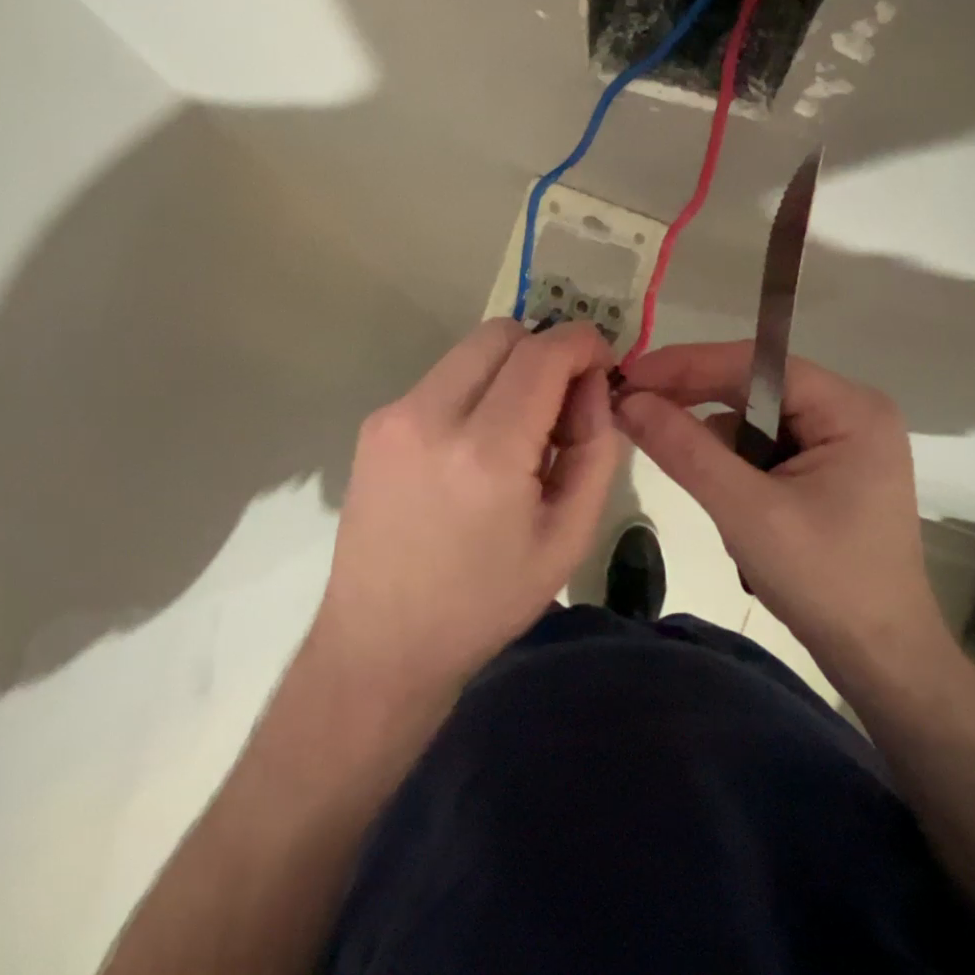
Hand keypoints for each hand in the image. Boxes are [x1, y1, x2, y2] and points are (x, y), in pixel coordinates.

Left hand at [313, 319, 622, 700]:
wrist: (382, 640)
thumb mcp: (567, 539)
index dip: (583, 344)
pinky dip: (470, 396)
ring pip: (465, 354)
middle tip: (561, 407)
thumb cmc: (484, 604)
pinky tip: (475, 454)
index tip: (602, 367)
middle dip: (542, 352)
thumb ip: (595, 451)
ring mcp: (392, 418)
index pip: (543, 353)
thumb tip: (592, 390)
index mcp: (486, 453)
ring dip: (505, 373)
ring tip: (517, 438)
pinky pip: (437, 384)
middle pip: (499, 334)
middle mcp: (430, 417)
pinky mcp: (372, 428)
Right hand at [614, 342, 940, 654]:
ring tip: (685, 473)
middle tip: (632, 413)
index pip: (755, 363)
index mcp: (850, 409)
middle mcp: (851, 414)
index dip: (687, 366)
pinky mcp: (829, 474)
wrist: (878, 653)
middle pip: (755, 388)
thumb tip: (627, 400)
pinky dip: (733, 467)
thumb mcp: (745, 510)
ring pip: (755, 422)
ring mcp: (842, 445)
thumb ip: (685, 450)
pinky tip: (723, 499)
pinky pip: (766, 450)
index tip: (628, 378)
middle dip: (696, 403)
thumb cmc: (823, 579)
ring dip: (715, 443)